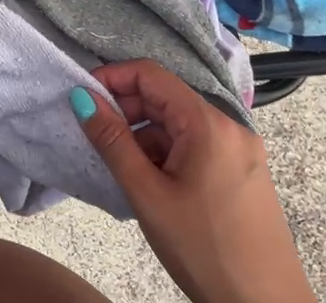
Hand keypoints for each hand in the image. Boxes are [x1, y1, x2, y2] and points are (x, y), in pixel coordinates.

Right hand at [75, 60, 316, 302]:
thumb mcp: (147, 193)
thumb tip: (81, 96)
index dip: (112, 77)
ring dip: (144, 134)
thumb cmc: (204, 249)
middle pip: (166, 97)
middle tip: (97, 135)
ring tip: (123, 165)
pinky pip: (196, 145)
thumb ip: (111, 139)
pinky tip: (152, 181)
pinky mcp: (244, 173)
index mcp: (209, 125)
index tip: (83, 98)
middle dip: (126, 108)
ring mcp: (241, 151)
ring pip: (179, 123)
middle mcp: (231, 128)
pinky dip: (167, 152)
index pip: (151, 75)